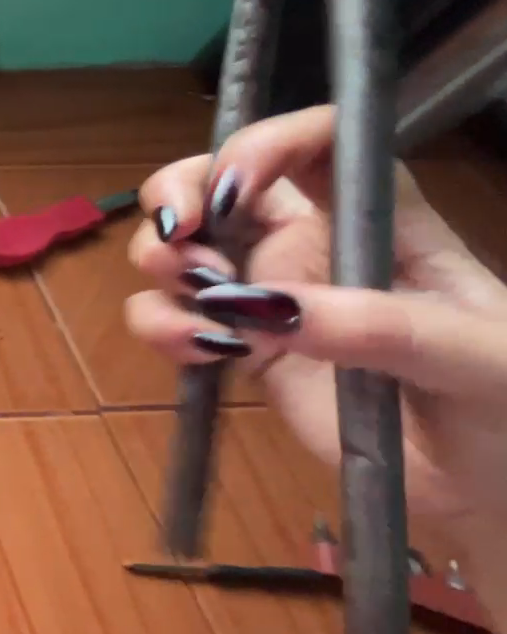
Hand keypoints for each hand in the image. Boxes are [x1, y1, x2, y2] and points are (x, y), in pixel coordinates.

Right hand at [123, 105, 506, 532]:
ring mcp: (258, 294)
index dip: (267, 143)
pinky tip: (202, 354)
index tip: (232, 188)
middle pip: (214, 181)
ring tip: (205, 317)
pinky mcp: (227, 342)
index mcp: (377, 224)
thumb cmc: (505, 413)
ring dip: (163, 267)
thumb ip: (384, 328)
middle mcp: (306, 245)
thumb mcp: (478, 361)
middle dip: (175, 195)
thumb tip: (269, 308)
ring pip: (173, 247)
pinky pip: (162, 315)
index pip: (320, 144)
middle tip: (177, 236)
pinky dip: (161, 328)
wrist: (478, 490)